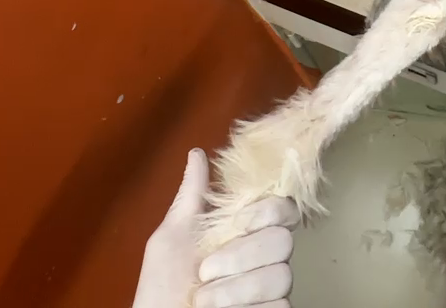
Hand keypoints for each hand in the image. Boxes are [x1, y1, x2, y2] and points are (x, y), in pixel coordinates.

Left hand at [132, 149, 300, 307]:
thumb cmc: (161, 288)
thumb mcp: (171, 237)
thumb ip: (191, 196)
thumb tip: (196, 153)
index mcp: (246, 230)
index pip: (284, 206)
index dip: (268, 210)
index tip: (237, 221)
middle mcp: (265, 255)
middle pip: (284, 240)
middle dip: (241, 256)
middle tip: (206, 270)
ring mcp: (271, 288)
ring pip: (282, 276)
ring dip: (237, 289)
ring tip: (204, 299)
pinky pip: (280, 306)